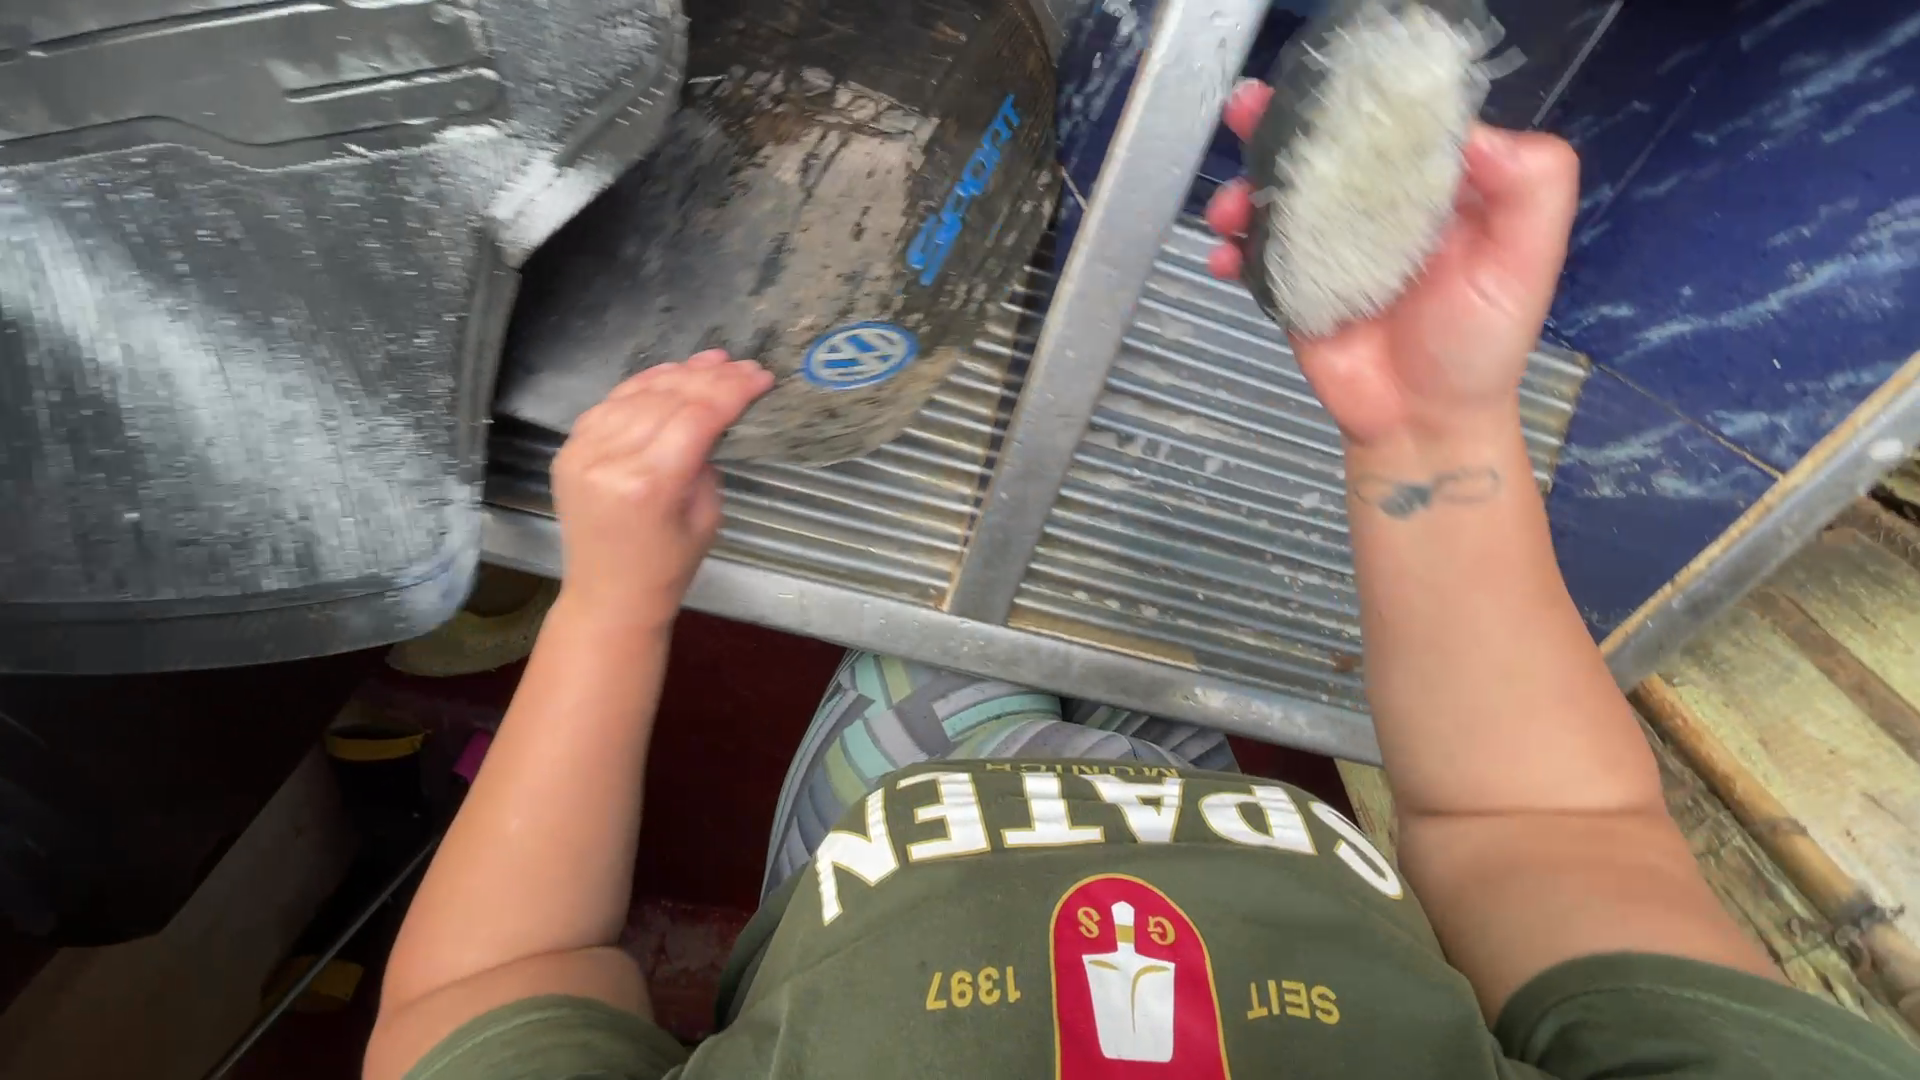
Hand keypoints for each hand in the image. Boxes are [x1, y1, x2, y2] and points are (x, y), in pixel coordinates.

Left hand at [550, 350, 773, 633]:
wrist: (610, 594)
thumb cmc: (670, 565)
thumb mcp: (707, 515)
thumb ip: (705, 461)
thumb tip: (709, 419)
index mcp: (651, 483)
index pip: (697, 416)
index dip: (732, 390)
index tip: (761, 376)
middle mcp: (611, 459)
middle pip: (667, 398)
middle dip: (710, 377)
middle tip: (743, 365)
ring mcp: (582, 452)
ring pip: (636, 394)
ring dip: (677, 373)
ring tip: (712, 361)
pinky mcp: (568, 451)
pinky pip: (609, 405)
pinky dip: (642, 387)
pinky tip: (668, 376)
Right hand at [1205, 81, 1580, 448]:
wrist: (1421, 420)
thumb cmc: (1480, 342)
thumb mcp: (1527, 258)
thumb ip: (1528, 185)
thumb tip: (1468, 131)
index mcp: (1429, 192)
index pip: (1389, 128)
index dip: (1354, 98)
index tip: (1319, 79)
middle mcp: (1373, 212)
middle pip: (1319, 158)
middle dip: (1277, 131)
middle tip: (1245, 109)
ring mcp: (1325, 254)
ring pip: (1277, 207)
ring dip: (1244, 196)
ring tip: (1228, 208)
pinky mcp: (1292, 294)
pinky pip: (1255, 265)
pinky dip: (1230, 256)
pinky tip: (1221, 258)